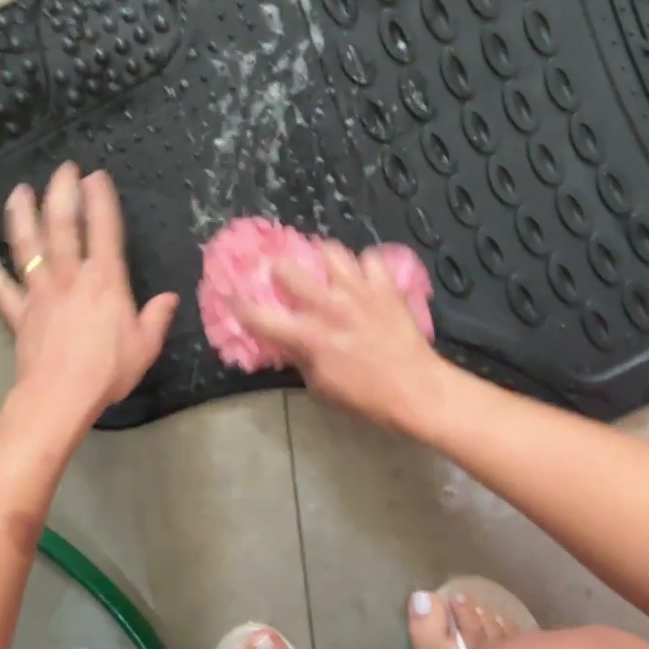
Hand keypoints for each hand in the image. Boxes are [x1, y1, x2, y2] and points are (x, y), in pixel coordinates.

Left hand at [0, 163, 178, 424]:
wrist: (60, 397)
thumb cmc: (107, 371)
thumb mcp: (145, 345)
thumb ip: (156, 317)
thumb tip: (170, 298)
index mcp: (106, 281)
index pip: (104, 231)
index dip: (101, 200)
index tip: (96, 176)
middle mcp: (71, 278)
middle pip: (63, 226)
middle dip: (62, 193)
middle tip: (62, 169)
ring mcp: (40, 293)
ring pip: (28, 247)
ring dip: (22, 216)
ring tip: (19, 191)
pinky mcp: (19, 314)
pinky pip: (1, 290)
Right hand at [236, 242, 446, 428]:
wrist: (416, 390)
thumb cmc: (365, 397)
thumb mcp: (320, 386)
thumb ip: (300, 357)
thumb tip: (289, 341)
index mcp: (307, 336)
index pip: (259, 316)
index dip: (239, 304)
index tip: (232, 296)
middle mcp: (328, 306)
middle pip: (288, 269)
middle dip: (279, 271)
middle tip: (283, 278)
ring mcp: (358, 291)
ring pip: (330, 251)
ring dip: (324, 262)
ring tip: (327, 272)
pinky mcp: (384, 286)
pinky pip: (370, 259)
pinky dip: (364, 267)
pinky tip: (364, 279)